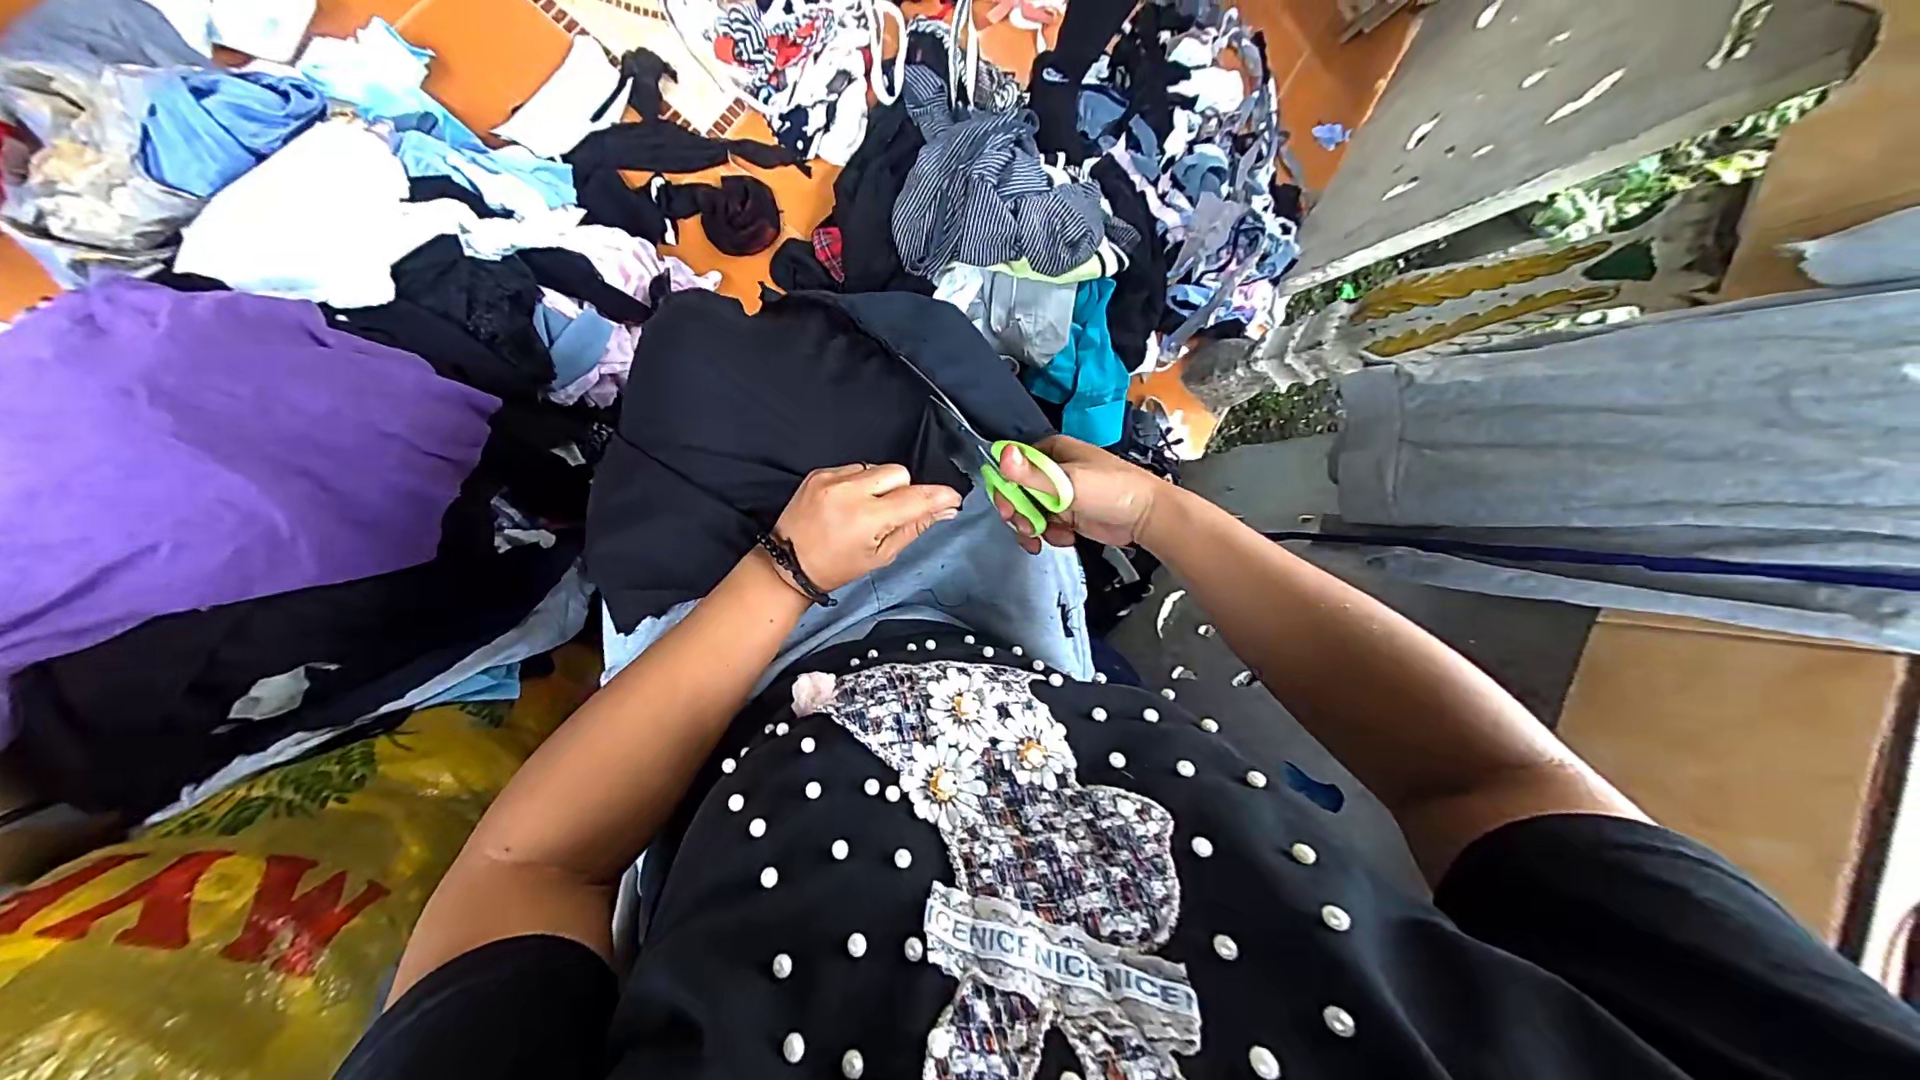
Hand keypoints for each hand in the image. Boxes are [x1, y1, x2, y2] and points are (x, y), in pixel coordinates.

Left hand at [772, 463, 962, 592]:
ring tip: (866, 510)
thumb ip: (915, 527)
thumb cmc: (834, 567)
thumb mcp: (881, 555)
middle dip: (904, 491)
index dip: (939, 497)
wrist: (788, 563)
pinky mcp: (819, 472)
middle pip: (899, 473)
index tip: (953, 499)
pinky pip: (855, 467)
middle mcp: (848, 492)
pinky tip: (849, 503)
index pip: (915, 498)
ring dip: (881, 486)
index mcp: (866, 518)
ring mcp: (831, 479)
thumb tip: (945, 510)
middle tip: (892, 514)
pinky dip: (860, 483)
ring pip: (878, 468)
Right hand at [992, 435, 1166, 553]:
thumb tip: (1003, 455)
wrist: (1146, 517)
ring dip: (1032, 527)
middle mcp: (1054, 470)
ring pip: (1029, 511)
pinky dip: (1049, 535)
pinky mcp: (1068, 514)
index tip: (1008, 507)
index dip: (1006, 486)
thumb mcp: (1069, 482)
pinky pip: (1045, 525)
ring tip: (1044, 535)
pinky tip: (1063, 538)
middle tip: (1027, 526)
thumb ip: (1034, 474)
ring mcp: (1061, 494)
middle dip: (1019, 512)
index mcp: (1053, 451)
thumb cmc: (1115, 490)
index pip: (1014, 465)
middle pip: (1018, 491)